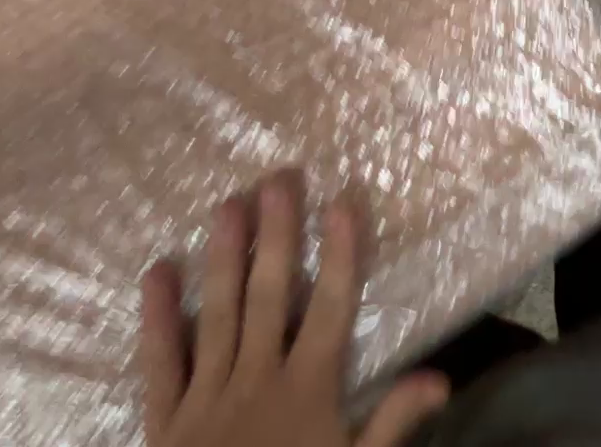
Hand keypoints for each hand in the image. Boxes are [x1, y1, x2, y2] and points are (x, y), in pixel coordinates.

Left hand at [137, 179, 449, 446]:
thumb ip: (392, 423)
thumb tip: (442, 376)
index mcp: (307, 389)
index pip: (332, 308)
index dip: (341, 253)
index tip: (343, 200)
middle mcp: (258, 379)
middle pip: (271, 296)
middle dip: (278, 235)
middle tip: (278, 178)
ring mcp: (207, 395)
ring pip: (219, 314)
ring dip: (225, 257)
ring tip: (228, 203)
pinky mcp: (165, 419)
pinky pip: (160, 361)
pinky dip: (158, 317)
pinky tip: (158, 270)